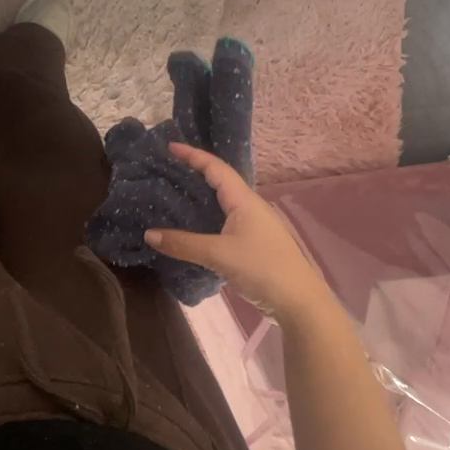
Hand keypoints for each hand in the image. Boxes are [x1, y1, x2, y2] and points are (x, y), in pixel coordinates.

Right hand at [144, 142, 336, 319]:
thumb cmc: (262, 268)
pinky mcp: (254, 244)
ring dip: (201, 196)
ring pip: (223, 203)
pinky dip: (207, 217)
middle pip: (220, 182)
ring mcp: (254, 226)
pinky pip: (225, 221)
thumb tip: (149, 234)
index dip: (193, 155)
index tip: (170, 147)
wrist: (299, 302)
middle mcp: (250, 207)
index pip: (216, 168)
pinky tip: (194, 227)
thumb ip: (183, 244)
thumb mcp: (218, 254)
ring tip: (175, 194)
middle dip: (195, 172)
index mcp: (244, 200)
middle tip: (168, 169)